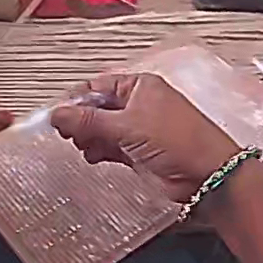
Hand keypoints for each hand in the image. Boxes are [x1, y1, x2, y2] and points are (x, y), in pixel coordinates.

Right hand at [48, 73, 237, 202]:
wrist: (205, 175)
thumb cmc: (176, 140)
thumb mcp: (127, 125)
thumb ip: (88, 121)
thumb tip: (56, 114)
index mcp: (138, 87)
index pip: (97, 87)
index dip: (76, 100)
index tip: (58, 115)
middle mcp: (136, 105)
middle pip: (96, 109)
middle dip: (80, 121)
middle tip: (67, 133)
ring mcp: (137, 129)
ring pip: (100, 129)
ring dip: (87, 138)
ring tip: (81, 146)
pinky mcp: (136, 151)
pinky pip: (108, 147)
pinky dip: (98, 151)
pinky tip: (92, 156)